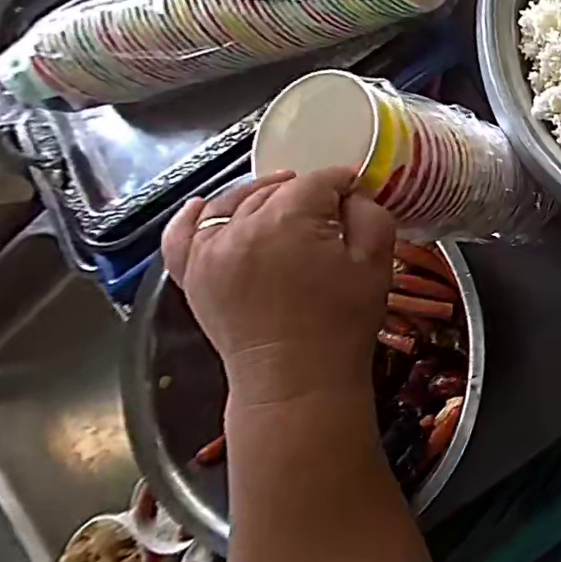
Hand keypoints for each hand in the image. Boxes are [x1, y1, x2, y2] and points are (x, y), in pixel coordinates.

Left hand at [163, 167, 396, 408]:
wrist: (297, 381)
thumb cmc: (343, 322)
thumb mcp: (377, 262)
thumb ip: (370, 213)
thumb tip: (352, 195)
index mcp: (289, 219)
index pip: (319, 180)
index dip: (345, 183)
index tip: (360, 193)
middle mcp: (241, 226)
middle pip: (278, 189)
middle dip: (308, 193)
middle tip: (333, 215)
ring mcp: (208, 251)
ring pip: (235, 202)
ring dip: (262, 196)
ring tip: (286, 204)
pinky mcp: (192, 275)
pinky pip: (182, 233)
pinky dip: (194, 215)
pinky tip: (206, 205)